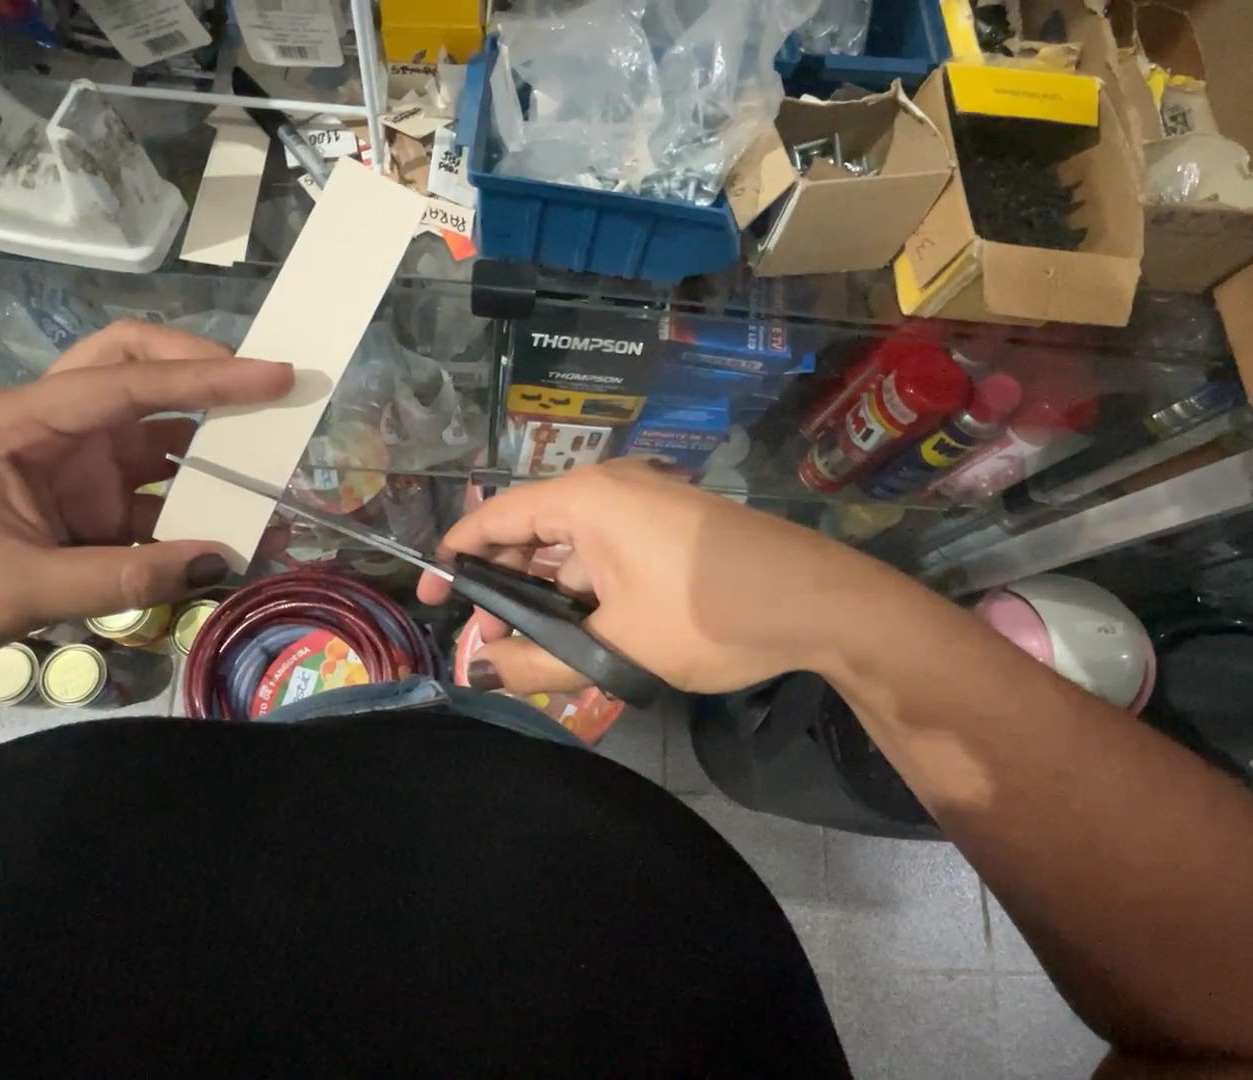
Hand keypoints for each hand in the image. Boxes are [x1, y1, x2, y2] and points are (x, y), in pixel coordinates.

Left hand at [0, 322, 293, 673]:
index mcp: (14, 423)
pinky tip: (233, 528)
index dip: (207, 379)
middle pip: (133, 369)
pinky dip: (193, 507)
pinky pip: (151, 492)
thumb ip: (126, 575)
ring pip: (153, 433)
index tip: (276, 377)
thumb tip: (225, 559)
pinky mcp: (80, 501)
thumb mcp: (19, 590)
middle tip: (267, 388)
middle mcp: (47, 428)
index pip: (125, 383)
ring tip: (270, 463)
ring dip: (209, 449)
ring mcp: (66, 464)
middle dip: (201, 373)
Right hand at [417, 459, 877, 694]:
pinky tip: (583, 632)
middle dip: (502, 587)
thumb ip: (540, 661)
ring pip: (572, 548)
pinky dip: (585, 590)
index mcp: (586, 500)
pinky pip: (607, 553)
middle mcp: (610, 489)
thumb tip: (483, 672)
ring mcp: (645, 506)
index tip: (431, 596)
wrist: (821, 604)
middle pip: (531, 531)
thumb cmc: (709, 616)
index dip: (455, 557)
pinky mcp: (670, 528)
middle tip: (488, 642)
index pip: (495, 518)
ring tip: (533, 649)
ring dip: (546, 595)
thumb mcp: (618, 647)